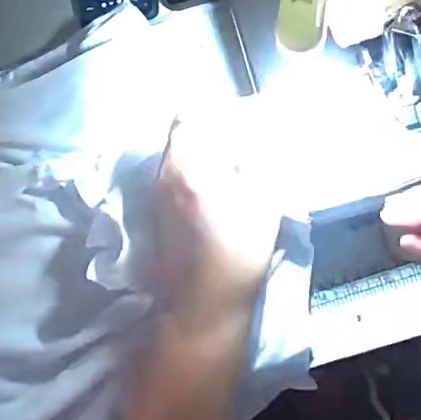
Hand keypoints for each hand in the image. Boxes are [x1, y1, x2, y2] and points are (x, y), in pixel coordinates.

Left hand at [150, 115, 280, 343]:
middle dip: (211, 129)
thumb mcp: (263, 201)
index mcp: (189, 168)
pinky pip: (175, 174)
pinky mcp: (157, 212)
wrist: (203, 307)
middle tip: (240, 141)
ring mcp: (157, 194)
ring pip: (178, 154)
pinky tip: (218, 188)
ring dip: (202, 151)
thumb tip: (256, 133)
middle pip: (182, 133)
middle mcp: (165, 175)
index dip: (217, 112)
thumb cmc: (239, 255)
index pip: (191, 116)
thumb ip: (259, 159)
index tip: (240, 118)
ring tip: (232, 164)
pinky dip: (195, 170)